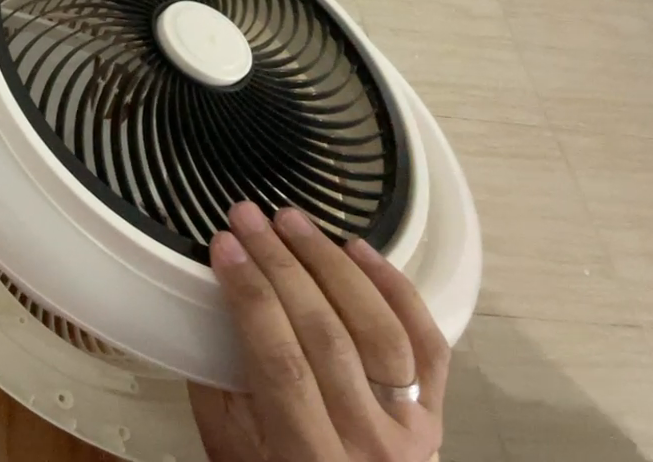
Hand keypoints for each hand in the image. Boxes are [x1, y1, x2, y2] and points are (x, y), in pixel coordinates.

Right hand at [189, 202, 449, 461]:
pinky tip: (358, 248)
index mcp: (306, 453)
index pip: (280, 358)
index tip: (223, 243)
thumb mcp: (224, 435)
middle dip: (281, 263)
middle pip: (327, 334)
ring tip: (293, 221)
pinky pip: (428, 343)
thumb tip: (215, 290)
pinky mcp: (436, 411)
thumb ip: (220, 370)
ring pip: (380, 330)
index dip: (251, 294)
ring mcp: (414, 427)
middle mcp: (370, 443)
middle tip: (247, 215)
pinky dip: (395, 288)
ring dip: (332, 264)